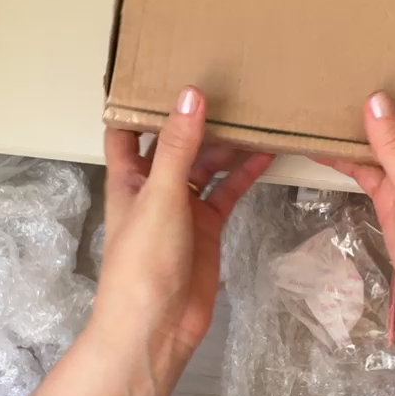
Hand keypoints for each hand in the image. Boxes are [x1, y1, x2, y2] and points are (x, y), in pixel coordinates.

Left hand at [96, 86, 273, 368]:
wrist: (158, 326)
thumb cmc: (144, 260)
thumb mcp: (161, 196)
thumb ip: (179, 146)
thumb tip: (191, 94)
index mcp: (129, 176)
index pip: (128, 129)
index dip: (140, 103)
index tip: (163, 68)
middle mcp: (154, 187)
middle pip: (177, 143)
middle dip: (196, 118)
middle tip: (228, 83)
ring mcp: (183, 207)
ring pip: (207, 165)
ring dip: (227, 144)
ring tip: (254, 113)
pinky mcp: (208, 227)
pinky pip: (228, 192)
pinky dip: (245, 174)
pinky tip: (266, 154)